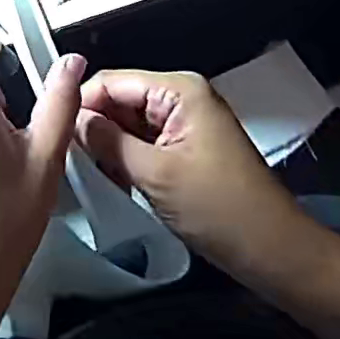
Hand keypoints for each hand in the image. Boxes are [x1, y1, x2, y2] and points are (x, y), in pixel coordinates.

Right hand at [76, 69, 320, 279]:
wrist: (280, 257)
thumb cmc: (224, 212)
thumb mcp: (153, 173)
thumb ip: (105, 140)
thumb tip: (70, 120)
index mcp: (179, 89)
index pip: (109, 81)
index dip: (81, 103)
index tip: (59, 131)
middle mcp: (182, 95)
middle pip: (117, 98)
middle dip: (96, 126)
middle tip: (78, 157)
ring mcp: (185, 118)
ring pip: (126, 119)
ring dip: (110, 144)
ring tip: (99, 171)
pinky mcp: (186, 142)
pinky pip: (142, 136)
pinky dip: (127, 155)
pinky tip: (120, 177)